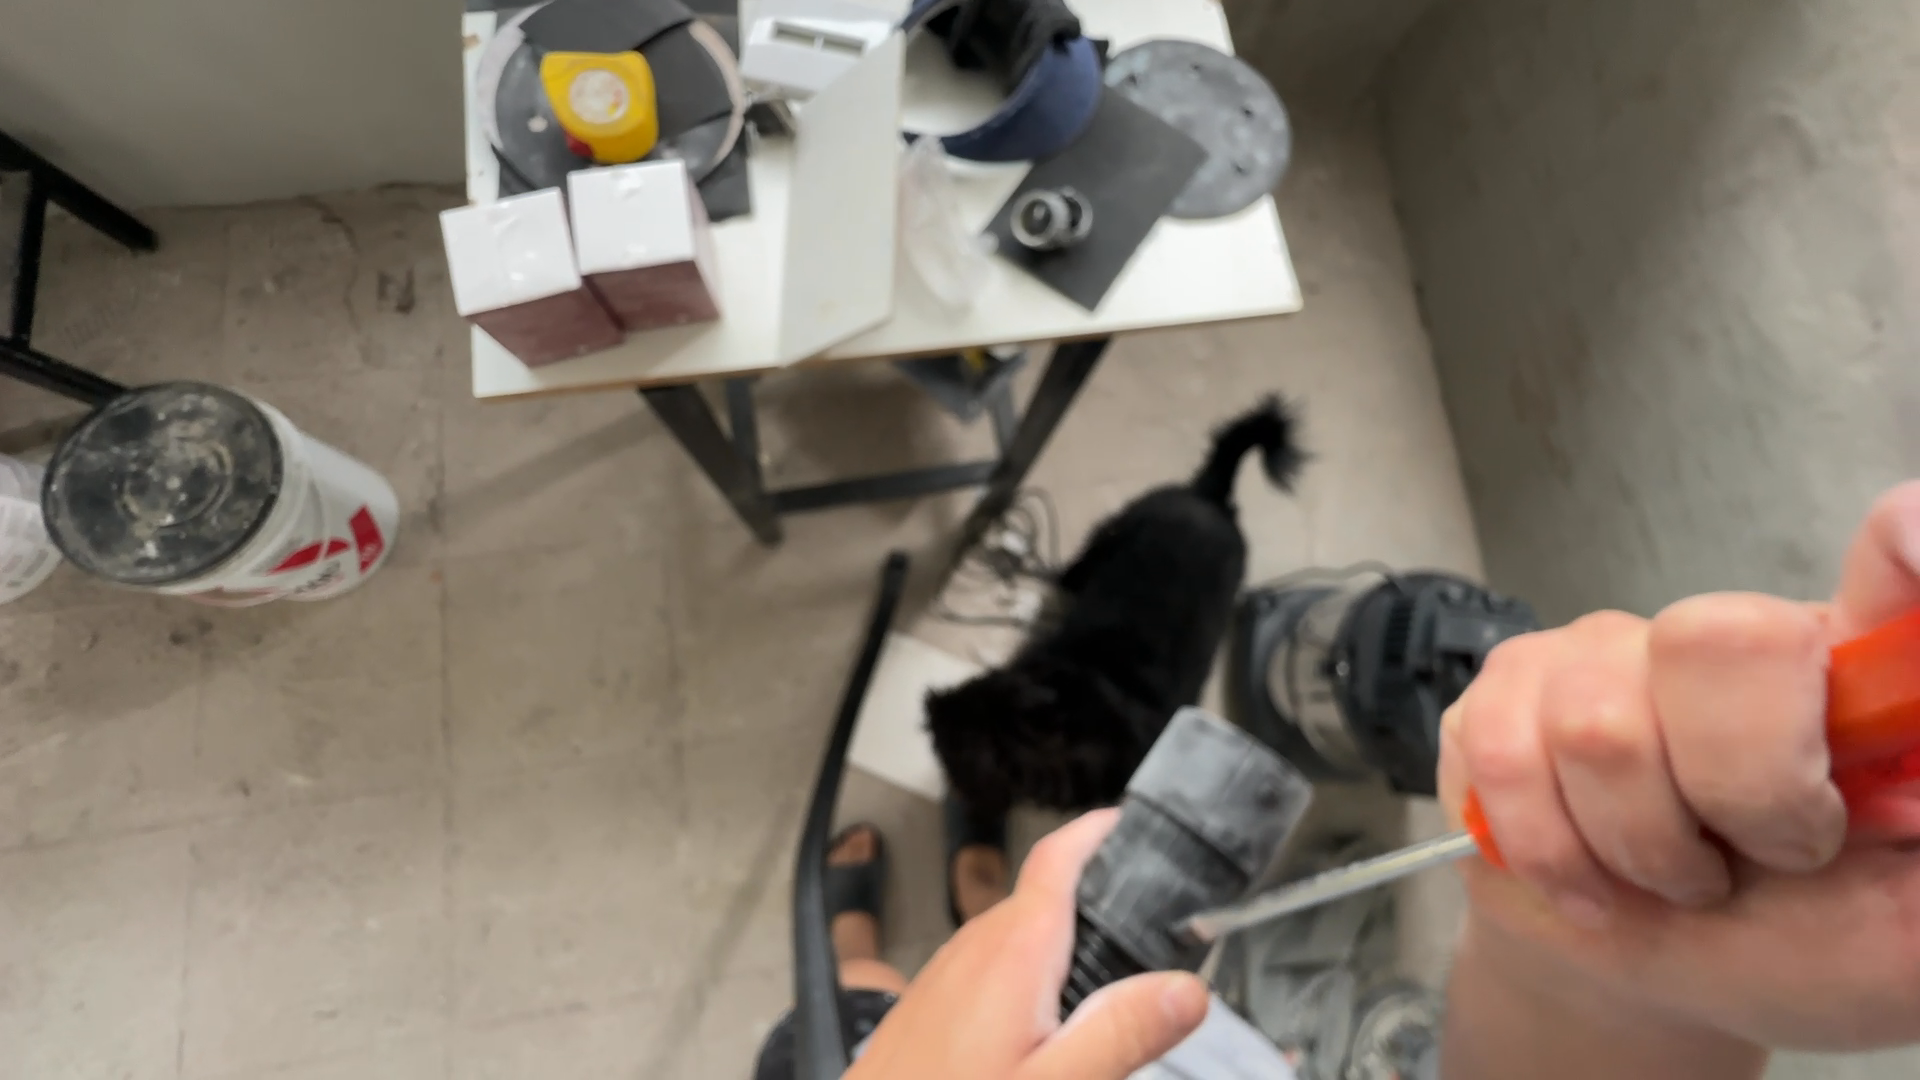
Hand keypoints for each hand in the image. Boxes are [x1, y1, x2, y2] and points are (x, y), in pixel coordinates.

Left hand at [847, 810, 1209, 1078]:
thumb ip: (1121, 1031)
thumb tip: (1185, 990)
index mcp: (1018, 946)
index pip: (1057, 856)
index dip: (1092, 829)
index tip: (1121, 820)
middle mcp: (982, 939)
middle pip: (1045, 893)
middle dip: (1089, 897)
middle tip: (1137, 920)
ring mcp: (954, 962)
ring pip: (1018, 931)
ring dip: (1057, 939)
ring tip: (1098, 974)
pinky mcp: (939, 990)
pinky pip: (992, 960)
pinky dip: (1025, 970)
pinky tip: (1037, 1021)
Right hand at [1438, 481, 1919, 1051]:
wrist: (1632, 960)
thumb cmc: (1779, 940)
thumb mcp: (1906, 925)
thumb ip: (1915, 825)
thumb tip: (1907, 775)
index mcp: (1839, 681)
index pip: (1890, 591)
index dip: (1904, 552)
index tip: (1918, 525)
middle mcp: (1704, 639)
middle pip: (1715, 640)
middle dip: (1733, 788)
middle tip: (1740, 851)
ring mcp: (1580, 656)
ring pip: (1595, 727)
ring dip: (1630, 843)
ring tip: (1649, 872)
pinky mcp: (1488, 694)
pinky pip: (1500, 755)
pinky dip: (1546, 844)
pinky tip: (1575, 868)